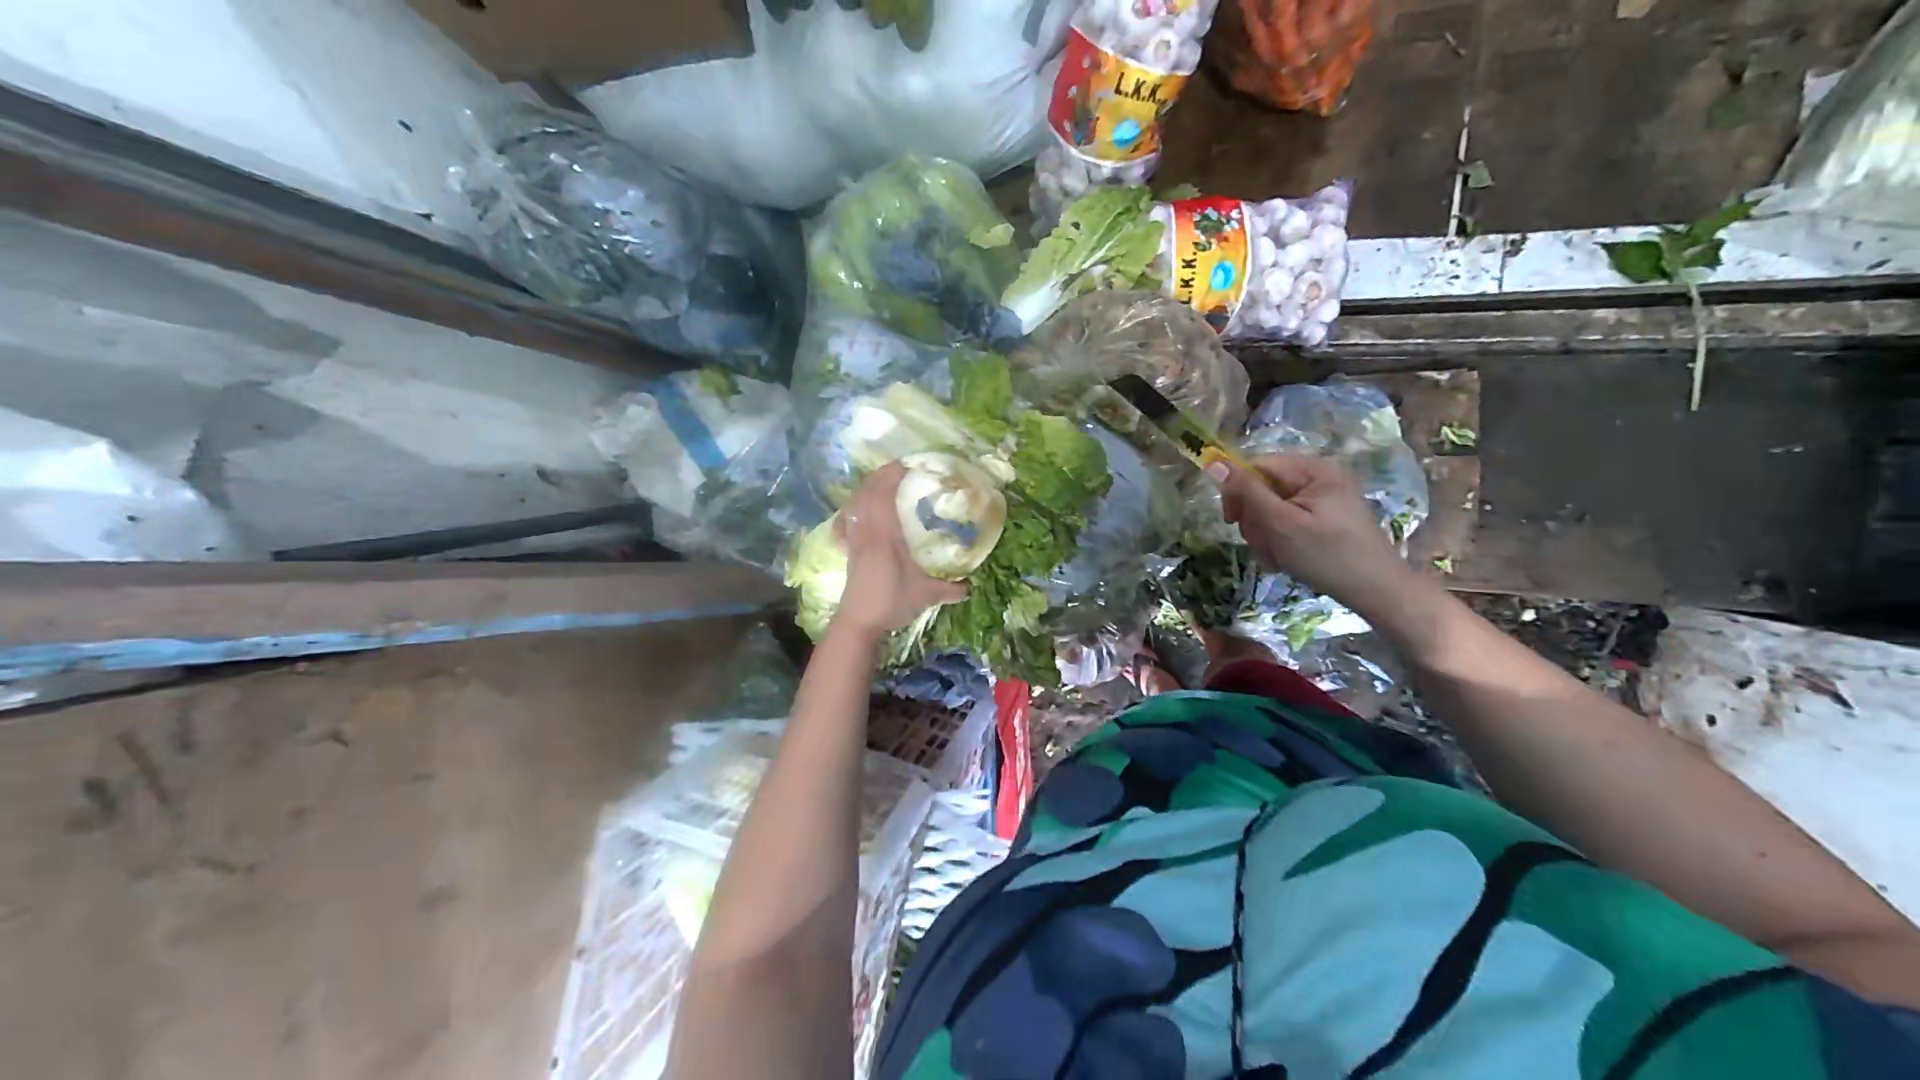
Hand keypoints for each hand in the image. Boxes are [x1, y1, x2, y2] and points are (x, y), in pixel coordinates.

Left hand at [830, 463, 968, 642]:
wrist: (858, 622)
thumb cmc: (891, 603)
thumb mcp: (926, 595)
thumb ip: (951, 588)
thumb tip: (971, 585)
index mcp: (884, 535)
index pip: (883, 493)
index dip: (893, 473)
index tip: (912, 463)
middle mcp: (866, 531)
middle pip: (867, 491)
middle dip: (883, 474)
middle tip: (904, 468)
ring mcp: (854, 538)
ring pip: (856, 502)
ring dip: (869, 487)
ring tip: (887, 483)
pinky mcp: (850, 548)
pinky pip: (850, 517)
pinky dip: (857, 506)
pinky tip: (864, 509)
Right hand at [1208, 454, 1413, 611]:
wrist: (1376, 590)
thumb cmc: (1327, 555)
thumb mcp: (1281, 523)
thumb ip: (1248, 492)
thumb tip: (1216, 464)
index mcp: (1313, 469)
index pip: (1256, 466)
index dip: (1237, 490)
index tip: (1231, 521)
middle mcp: (1319, 476)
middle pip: (1263, 488)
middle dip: (1255, 519)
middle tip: (1264, 545)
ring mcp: (1324, 498)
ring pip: (1272, 508)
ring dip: (1266, 534)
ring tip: (1278, 556)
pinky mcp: (1326, 517)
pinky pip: (1288, 520)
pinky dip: (1280, 540)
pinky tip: (1287, 558)